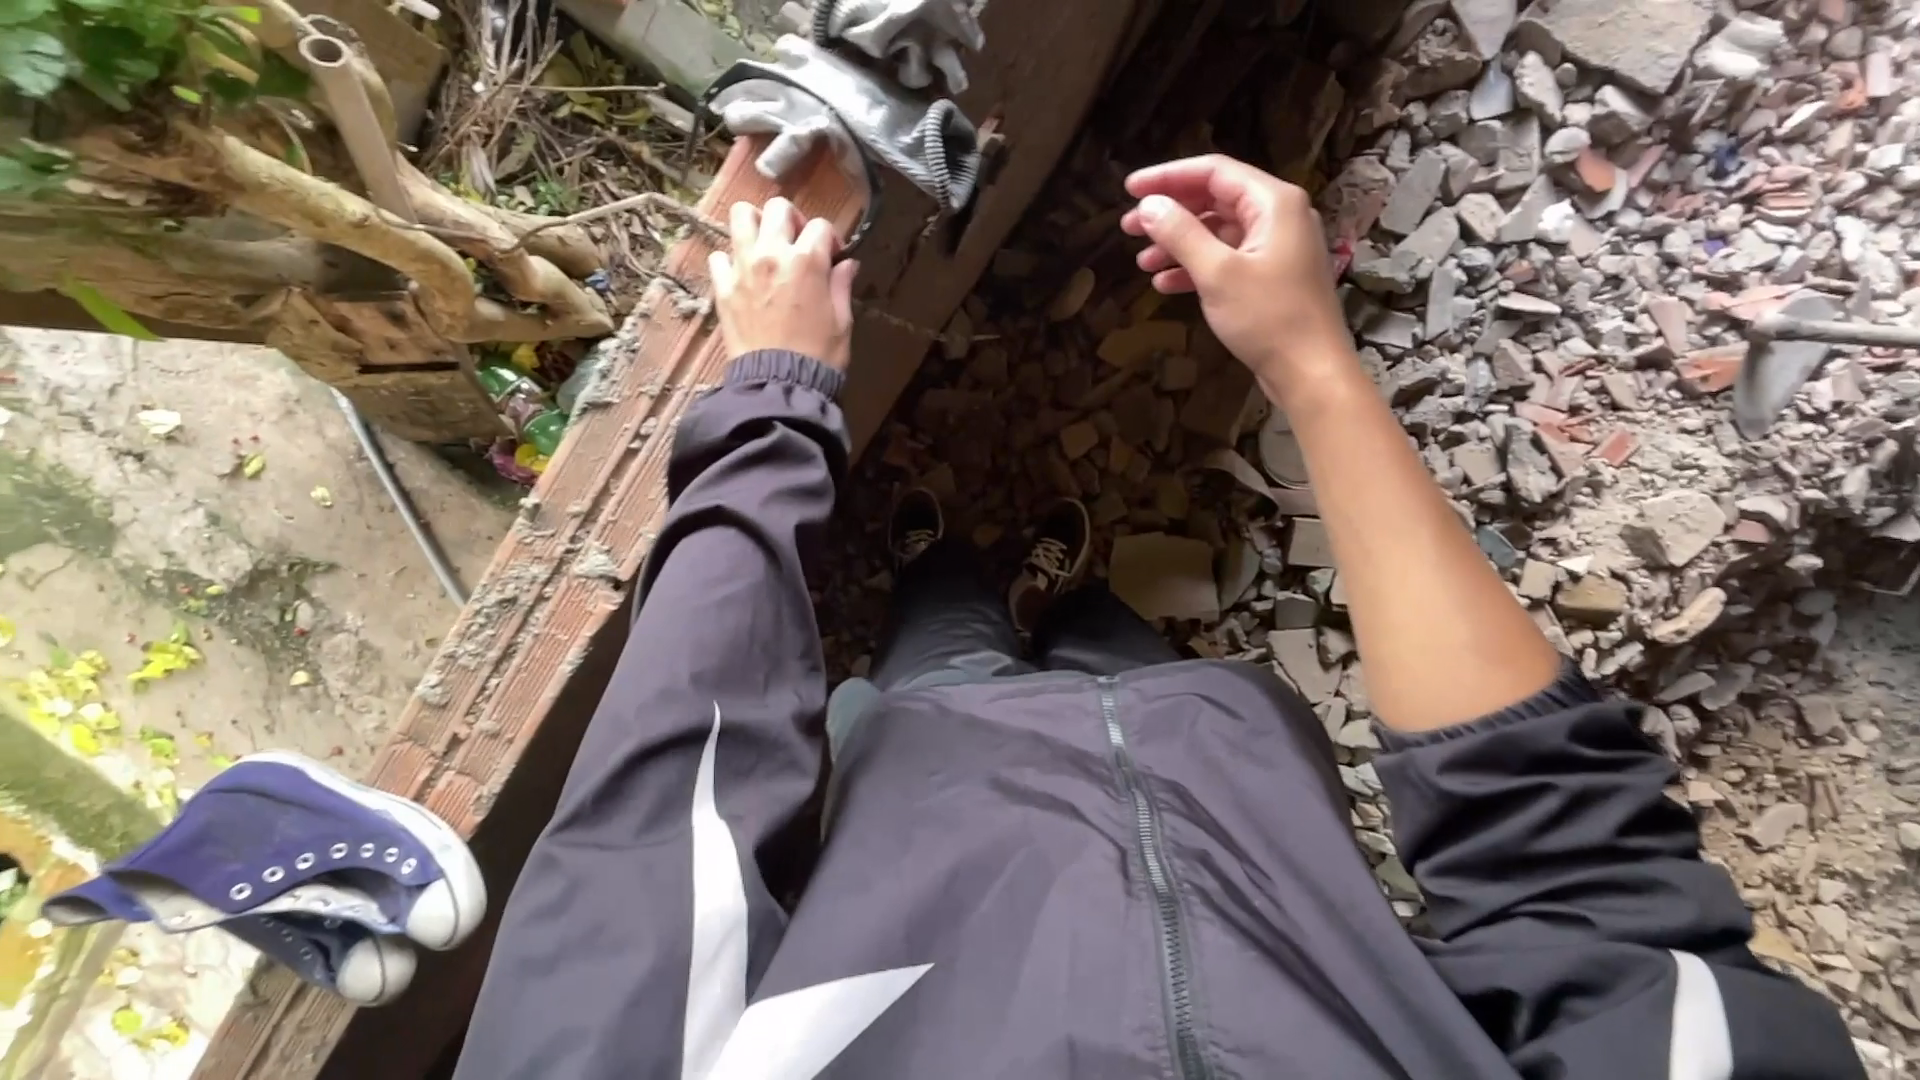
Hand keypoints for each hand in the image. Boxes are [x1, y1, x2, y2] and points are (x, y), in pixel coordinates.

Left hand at [709, 197, 859, 370]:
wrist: (780, 384)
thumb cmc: (818, 356)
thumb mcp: (842, 321)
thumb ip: (841, 286)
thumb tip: (847, 264)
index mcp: (807, 260)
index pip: (821, 226)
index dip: (830, 239)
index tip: (833, 257)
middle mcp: (772, 254)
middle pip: (778, 208)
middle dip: (792, 219)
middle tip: (798, 242)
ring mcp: (743, 268)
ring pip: (741, 216)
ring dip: (756, 224)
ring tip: (765, 244)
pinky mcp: (723, 288)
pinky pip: (718, 256)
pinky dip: (730, 259)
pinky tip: (743, 274)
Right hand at [1120, 155, 1352, 387]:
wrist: (1310, 371)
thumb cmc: (1267, 318)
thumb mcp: (1217, 274)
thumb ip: (1181, 234)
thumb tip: (1148, 205)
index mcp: (1272, 202)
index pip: (1213, 172)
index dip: (1168, 176)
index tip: (1129, 189)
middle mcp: (1278, 216)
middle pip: (1215, 200)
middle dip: (1170, 213)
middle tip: (1128, 228)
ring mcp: (1275, 248)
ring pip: (1218, 233)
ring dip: (1178, 244)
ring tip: (1142, 262)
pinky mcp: (1270, 277)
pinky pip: (1227, 260)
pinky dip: (1195, 268)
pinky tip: (1165, 284)